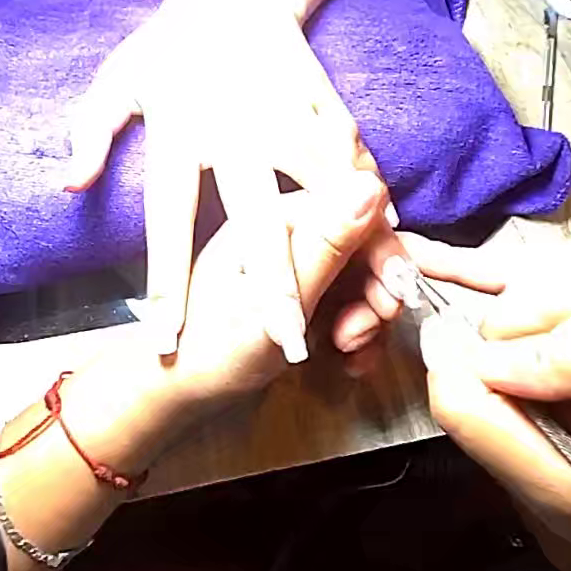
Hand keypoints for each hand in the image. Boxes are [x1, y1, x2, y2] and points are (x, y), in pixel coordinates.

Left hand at [64, 0, 415, 362]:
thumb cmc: (167, 45)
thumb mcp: (117, 81)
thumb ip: (92, 133)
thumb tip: (69, 184)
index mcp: (178, 129)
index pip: (167, 217)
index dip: (166, 282)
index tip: (166, 339)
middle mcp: (234, 128)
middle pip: (256, 214)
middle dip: (272, 280)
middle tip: (283, 341)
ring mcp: (284, 114)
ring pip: (319, 189)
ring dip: (343, 244)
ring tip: (368, 301)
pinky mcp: (321, 103)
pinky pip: (350, 156)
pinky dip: (370, 197)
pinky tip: (390, 237)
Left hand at [159, 171, 389, 403]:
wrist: (179, 386)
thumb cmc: (213, 349)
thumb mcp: (274, 303)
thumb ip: (323, 247)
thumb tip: (368, 184)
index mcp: (270, 211)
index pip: (355, 209)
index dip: (384, 255)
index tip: (391, 300)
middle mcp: (281, 223)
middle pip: (362, 241)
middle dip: (377, 290)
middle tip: (360, 333)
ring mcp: (289, 252)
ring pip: (360, 270)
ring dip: (368, 312)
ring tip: (348, 348)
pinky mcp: (295, 279)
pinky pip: (347, 290)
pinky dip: (357, 322)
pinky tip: (347, 353)